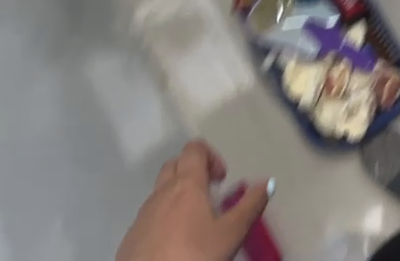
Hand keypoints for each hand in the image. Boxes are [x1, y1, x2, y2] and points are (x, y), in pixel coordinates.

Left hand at [116, 140, 269, 260]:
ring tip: (194, 225)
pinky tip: (174, 245)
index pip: (195, 148)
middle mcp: (161, 192)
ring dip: (177, 197)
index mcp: (186, 184)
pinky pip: (149, 216)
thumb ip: (250, 206)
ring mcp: (142, 215)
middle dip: (193, 173)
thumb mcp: (230, 234)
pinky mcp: (130, 238)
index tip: (222, 180)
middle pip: (175, 165)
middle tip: (209, 197)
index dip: (211, 156)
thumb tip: (269, 181)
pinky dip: (163, 219)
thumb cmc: (193, 256)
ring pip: (160, 192)